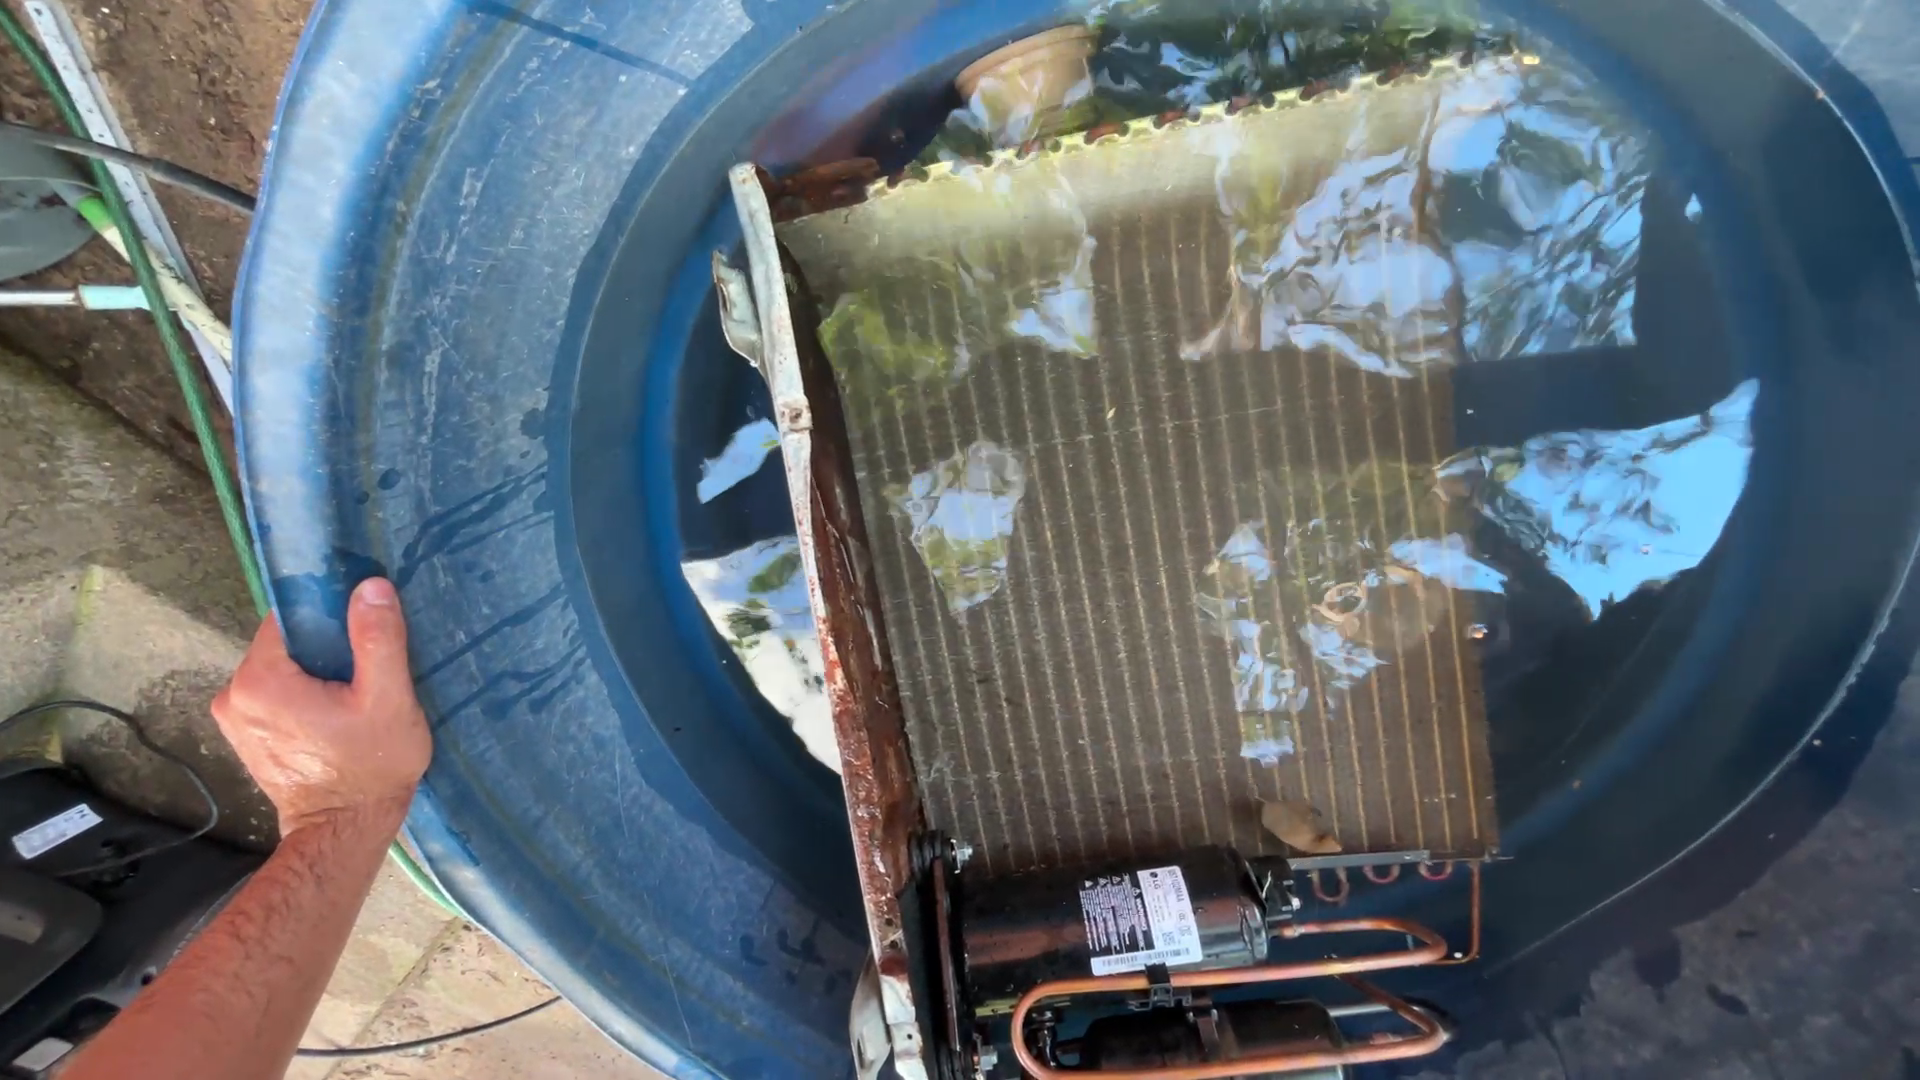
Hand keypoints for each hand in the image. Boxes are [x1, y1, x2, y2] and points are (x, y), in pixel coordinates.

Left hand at [213, 578, 431, 837]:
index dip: (334, 613)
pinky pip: (281, 692)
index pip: (292, 618)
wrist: (346, 828)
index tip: (371, 626)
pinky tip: (345, 709)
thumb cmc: (371, 762)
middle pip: (290, 643)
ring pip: (288, 668)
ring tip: (366, 688)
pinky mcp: (249, 735)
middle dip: (333, 645)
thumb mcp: (388, 696)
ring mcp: (236, 718)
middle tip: (378, 664)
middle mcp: (232, 695)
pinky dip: (312, 691)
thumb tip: (370, 586)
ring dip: (325, 670)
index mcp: (259, 679)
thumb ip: (378, 639)